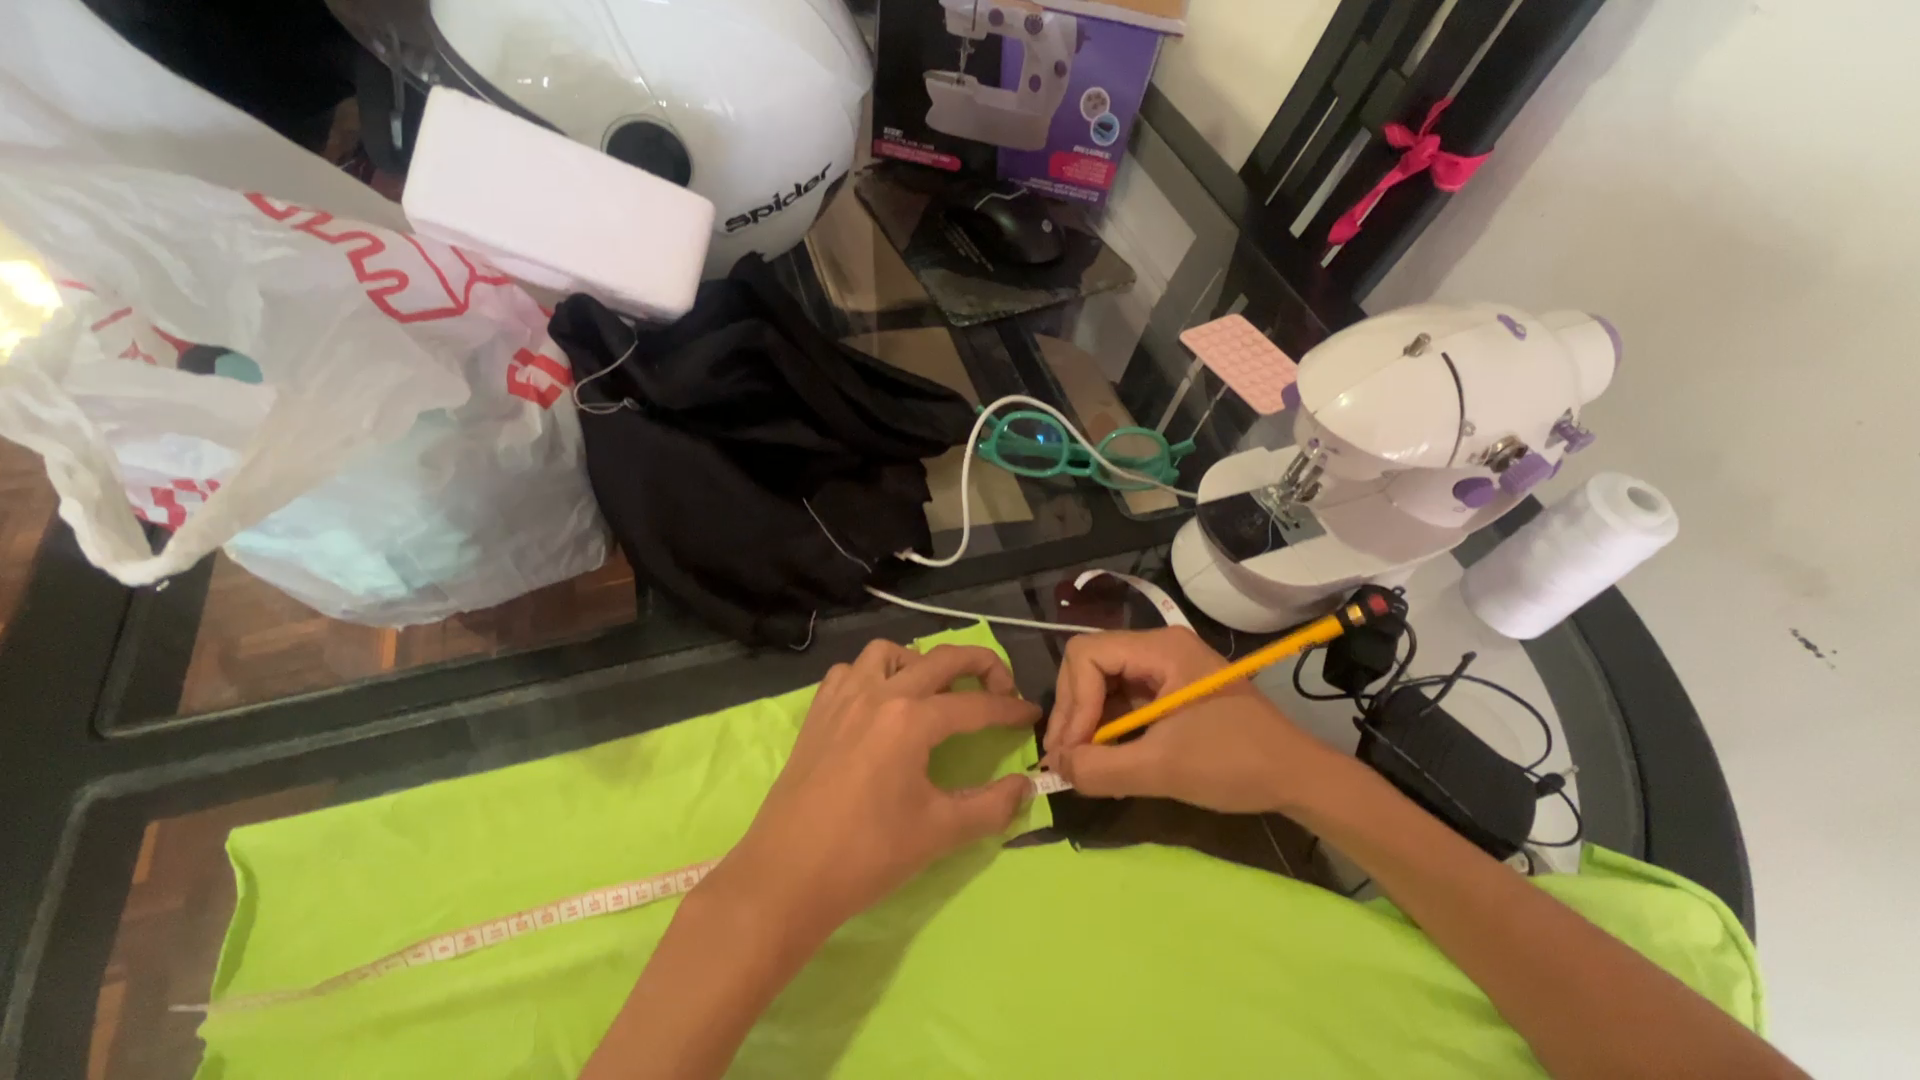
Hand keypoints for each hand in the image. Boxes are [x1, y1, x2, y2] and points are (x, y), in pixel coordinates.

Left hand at [713, 640, 1039, 942]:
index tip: (1032, 716)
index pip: (976, 704)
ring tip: (935, 693)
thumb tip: (1025, 787)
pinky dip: (873, 675)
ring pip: (888, 653)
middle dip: (981, 665)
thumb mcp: (940, 832)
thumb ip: (992, 806)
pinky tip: (880, 706)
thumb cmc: (867, 855)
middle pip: (940, 659)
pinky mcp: (817, 714)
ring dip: (920, 662)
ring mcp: (842, 700)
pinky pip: (850, 672)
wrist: (787, 876)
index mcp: (912, 720)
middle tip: (1002, 687)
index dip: (1011, 709)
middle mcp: (878, 694)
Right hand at [1044, 627, 1341, 813]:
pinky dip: (1107, 729)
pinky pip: (1122, 701)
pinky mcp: (1170, 693)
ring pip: (1101, 685)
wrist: (1298, 779)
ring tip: (1081, 764)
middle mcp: (1159, 649)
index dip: (1072, 702)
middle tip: (1066, 759)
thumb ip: (1100, 769)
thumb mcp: (1162, 769)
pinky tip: (1106, 760)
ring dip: (1086, 723)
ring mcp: (1165, 669)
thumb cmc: (1235, 764)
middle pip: (1089, 665)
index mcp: (1162, 649)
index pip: (1087, 654)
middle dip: (1074, 712)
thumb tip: (1055, 768)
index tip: (1073, 749)